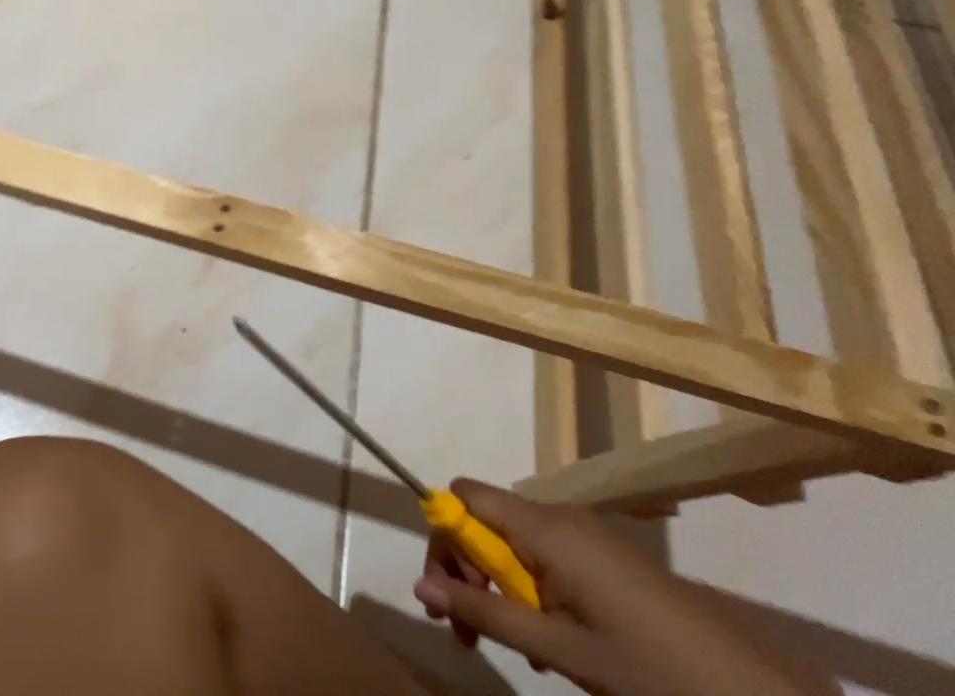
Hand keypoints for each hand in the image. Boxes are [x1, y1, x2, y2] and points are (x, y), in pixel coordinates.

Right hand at [413, 479, 838, 695]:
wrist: (755, 693)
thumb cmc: (648, 667)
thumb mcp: (558, 648)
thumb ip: (483, 611)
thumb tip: (418, 583)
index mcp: (547, 529)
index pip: (463, 497)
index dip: (444, 535)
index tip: (449, 591)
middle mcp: (562, 519)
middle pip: (483, 522)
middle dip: (465, 572)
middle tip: (466, 631)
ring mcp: (587, 538)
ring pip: (512, 545)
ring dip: (496, 590)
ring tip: (510, 647)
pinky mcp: (606, 559)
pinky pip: (545, 559)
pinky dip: (531, 594)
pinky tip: (548, 643)